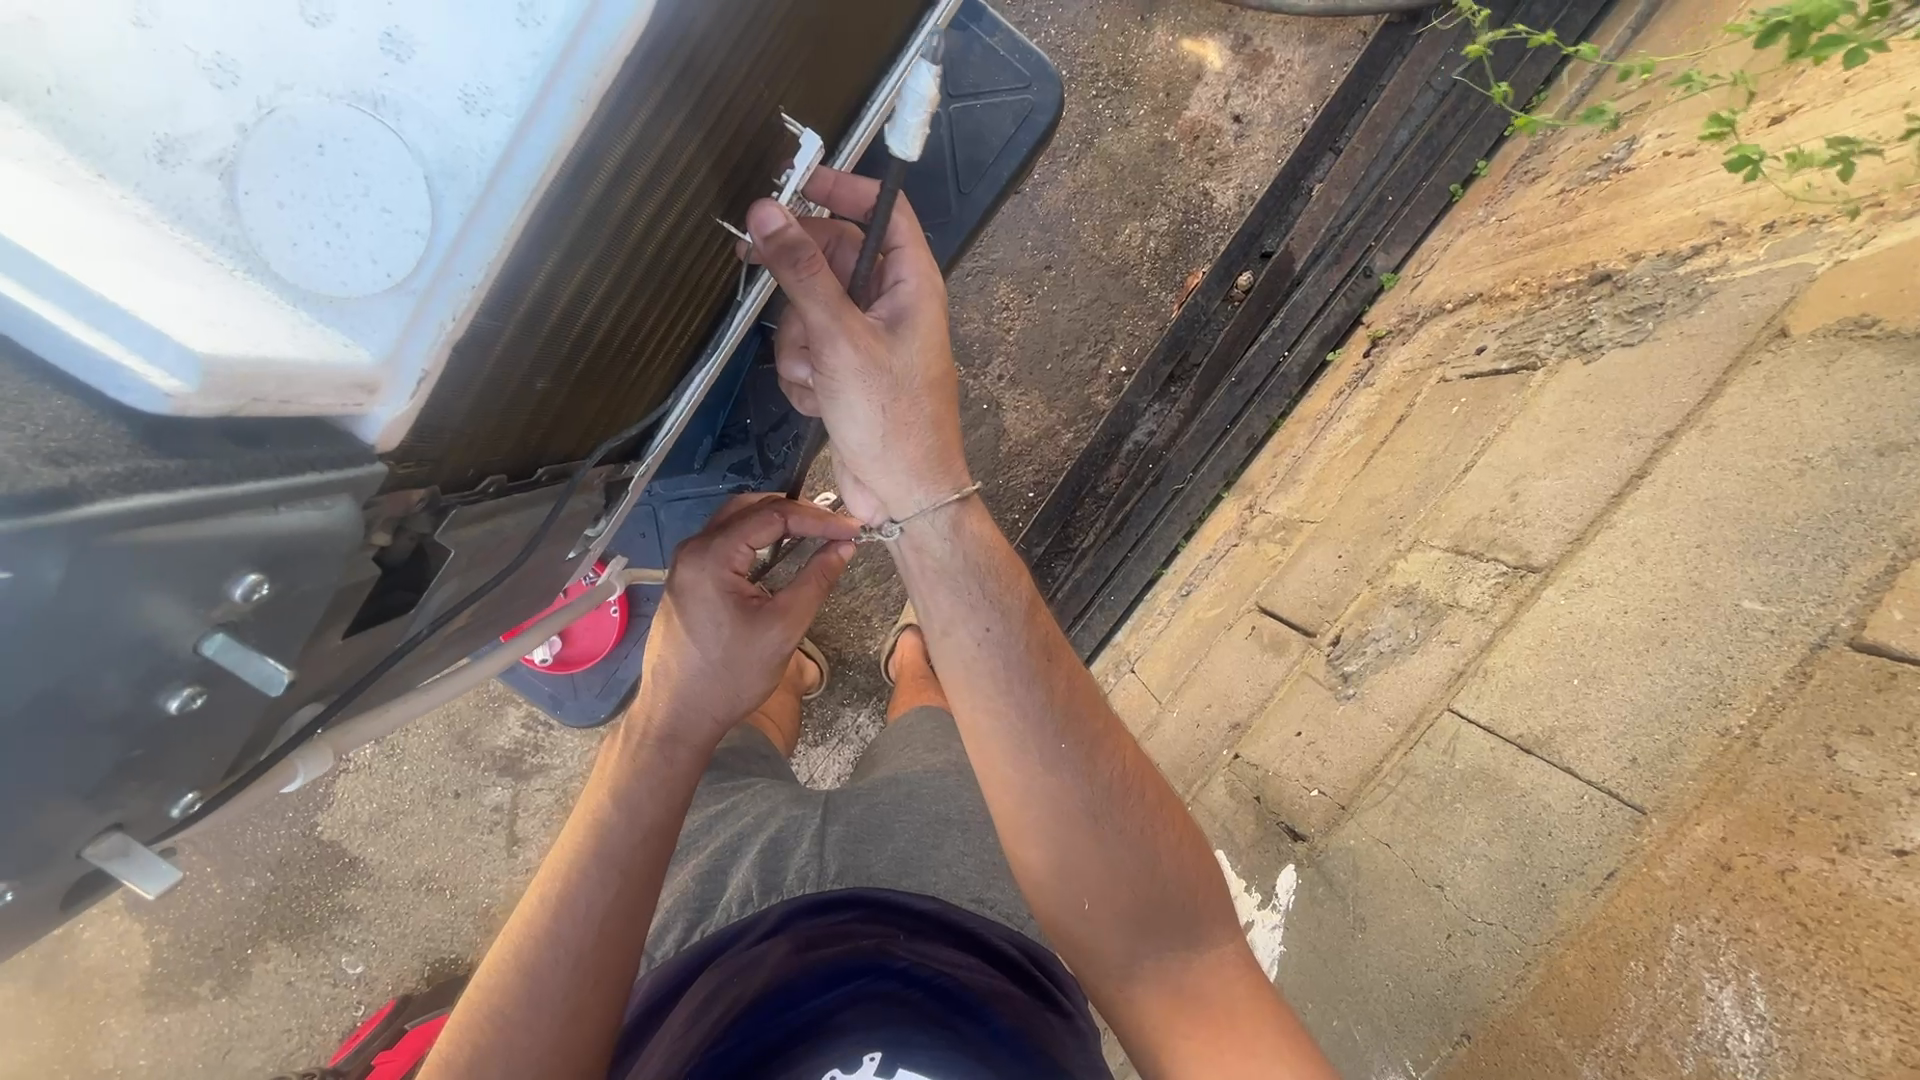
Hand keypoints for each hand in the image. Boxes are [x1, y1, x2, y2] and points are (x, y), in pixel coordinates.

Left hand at [628, 495, 858, 750]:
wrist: (679, 716)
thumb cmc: (732, 675)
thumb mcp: (785, 627)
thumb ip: (817, 579)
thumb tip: (844, 546)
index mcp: (712, 555)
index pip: (773, 515)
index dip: (817, 518)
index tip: (851, 529)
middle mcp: (693, 549)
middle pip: (750, 508)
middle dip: (796, 512)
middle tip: (834, 526)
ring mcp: (686, 564)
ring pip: (735, 523)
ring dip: (775, 523)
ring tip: (814, 534)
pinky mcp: (687, 580)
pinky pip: (725, 543)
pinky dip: (757, 540)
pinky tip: (782, 554)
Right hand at [744, 168, 972, 525]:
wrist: (901, 490)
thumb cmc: (890, 416)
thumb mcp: (840, 338)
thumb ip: (801, 273)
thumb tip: (768, 211)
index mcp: (910, 283)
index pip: (882, 212)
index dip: (842, 189)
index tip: (795, 183)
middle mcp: (890, 304)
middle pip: (831, 259)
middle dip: (799, 284)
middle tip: (752, 261)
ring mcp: (866, 339)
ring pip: (810, 309)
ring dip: (800, 344)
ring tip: (816, 377)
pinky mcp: (846, 371)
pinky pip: (808, 350)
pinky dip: (804, 374)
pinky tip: (819, 400)